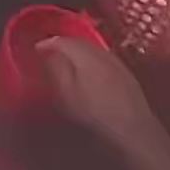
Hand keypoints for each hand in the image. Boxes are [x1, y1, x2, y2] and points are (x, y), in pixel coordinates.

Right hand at [37, 37, 159, 148]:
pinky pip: (103, 57)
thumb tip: (49, 55)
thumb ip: (56, 71)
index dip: (48, 43)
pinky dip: (91, 58)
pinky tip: (89, 70)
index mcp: (84, 57)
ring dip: (78, 50)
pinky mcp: (126, 73)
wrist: (131, 127)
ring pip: (93, 48)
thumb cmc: (93, 113)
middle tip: (50, 51)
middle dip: (63, 44)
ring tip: (67, 59)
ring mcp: (116, 63)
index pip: (63, 42)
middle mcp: (102, 54)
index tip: (37, 49)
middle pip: (79, 41)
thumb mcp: (66, 94)